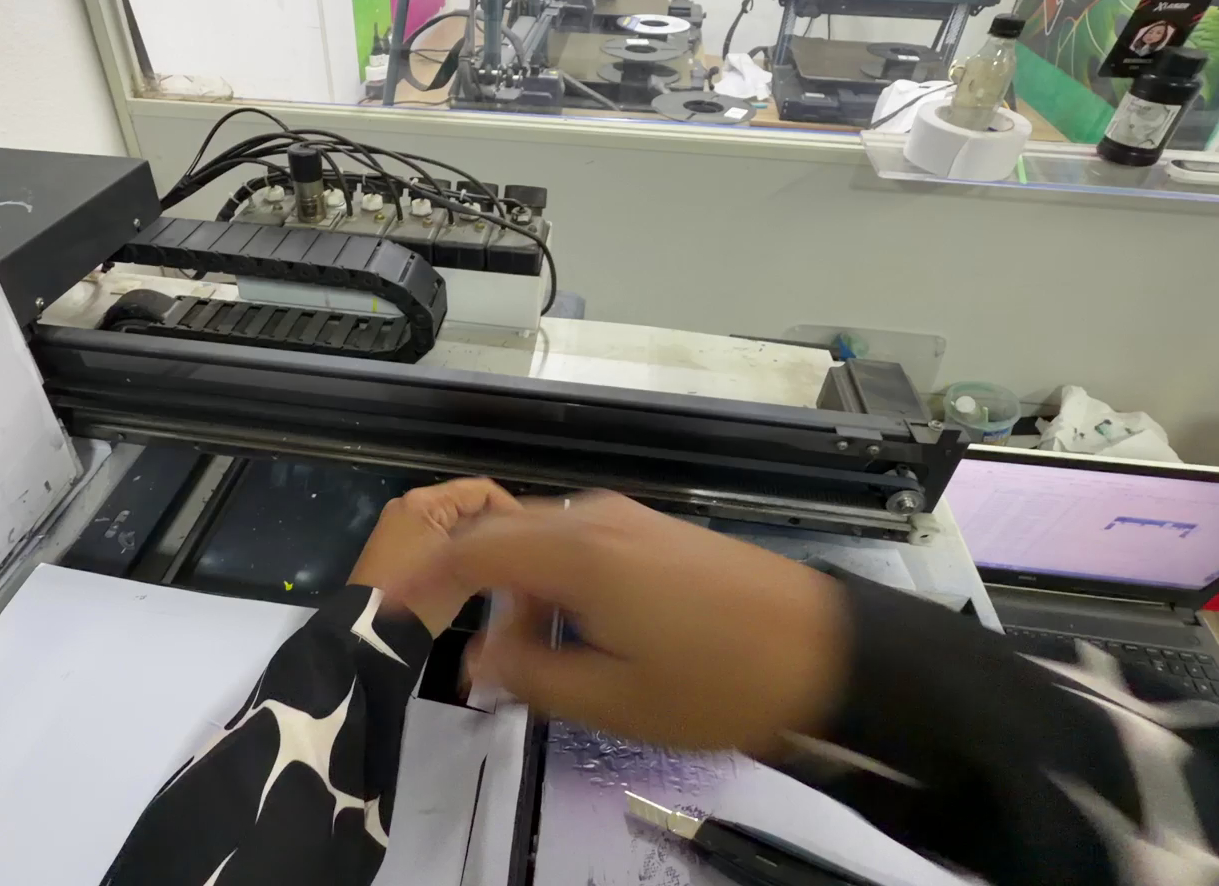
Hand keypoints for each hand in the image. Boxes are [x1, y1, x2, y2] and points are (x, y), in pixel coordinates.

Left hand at [348, 477, 521, 634]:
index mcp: (424, 502)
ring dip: (478, 541)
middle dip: (493, 527)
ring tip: (502, 565)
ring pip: (455, 524)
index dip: (510, 509)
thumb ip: (493, 548)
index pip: (481, 490)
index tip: (528, 538)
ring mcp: (402, 527)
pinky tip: (477, 574)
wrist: (369, 638)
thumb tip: (514, 544)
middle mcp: (410, 506)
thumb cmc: (419, 600)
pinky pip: (439, 539)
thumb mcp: (464, 572)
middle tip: (518, 554)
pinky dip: (459, 552)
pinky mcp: (399, 548)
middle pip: (467, 504)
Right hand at [421, 492, 849, 752]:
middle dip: (479, 593)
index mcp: (575, 551)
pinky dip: (559, 584)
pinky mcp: (651, 531)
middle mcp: (594, 518)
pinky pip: (580, 546)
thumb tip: (480, 658)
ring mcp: (627, 519)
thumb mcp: (614, 699)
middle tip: (487, 660)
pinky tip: (582, 631)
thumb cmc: (716, 680)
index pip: (474, 547)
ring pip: (543, 544)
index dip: (425, 573)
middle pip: (506, 538)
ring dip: (524, 595)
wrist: (825, 648)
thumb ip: (532, 675)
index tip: (393, 601)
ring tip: (542, 660)